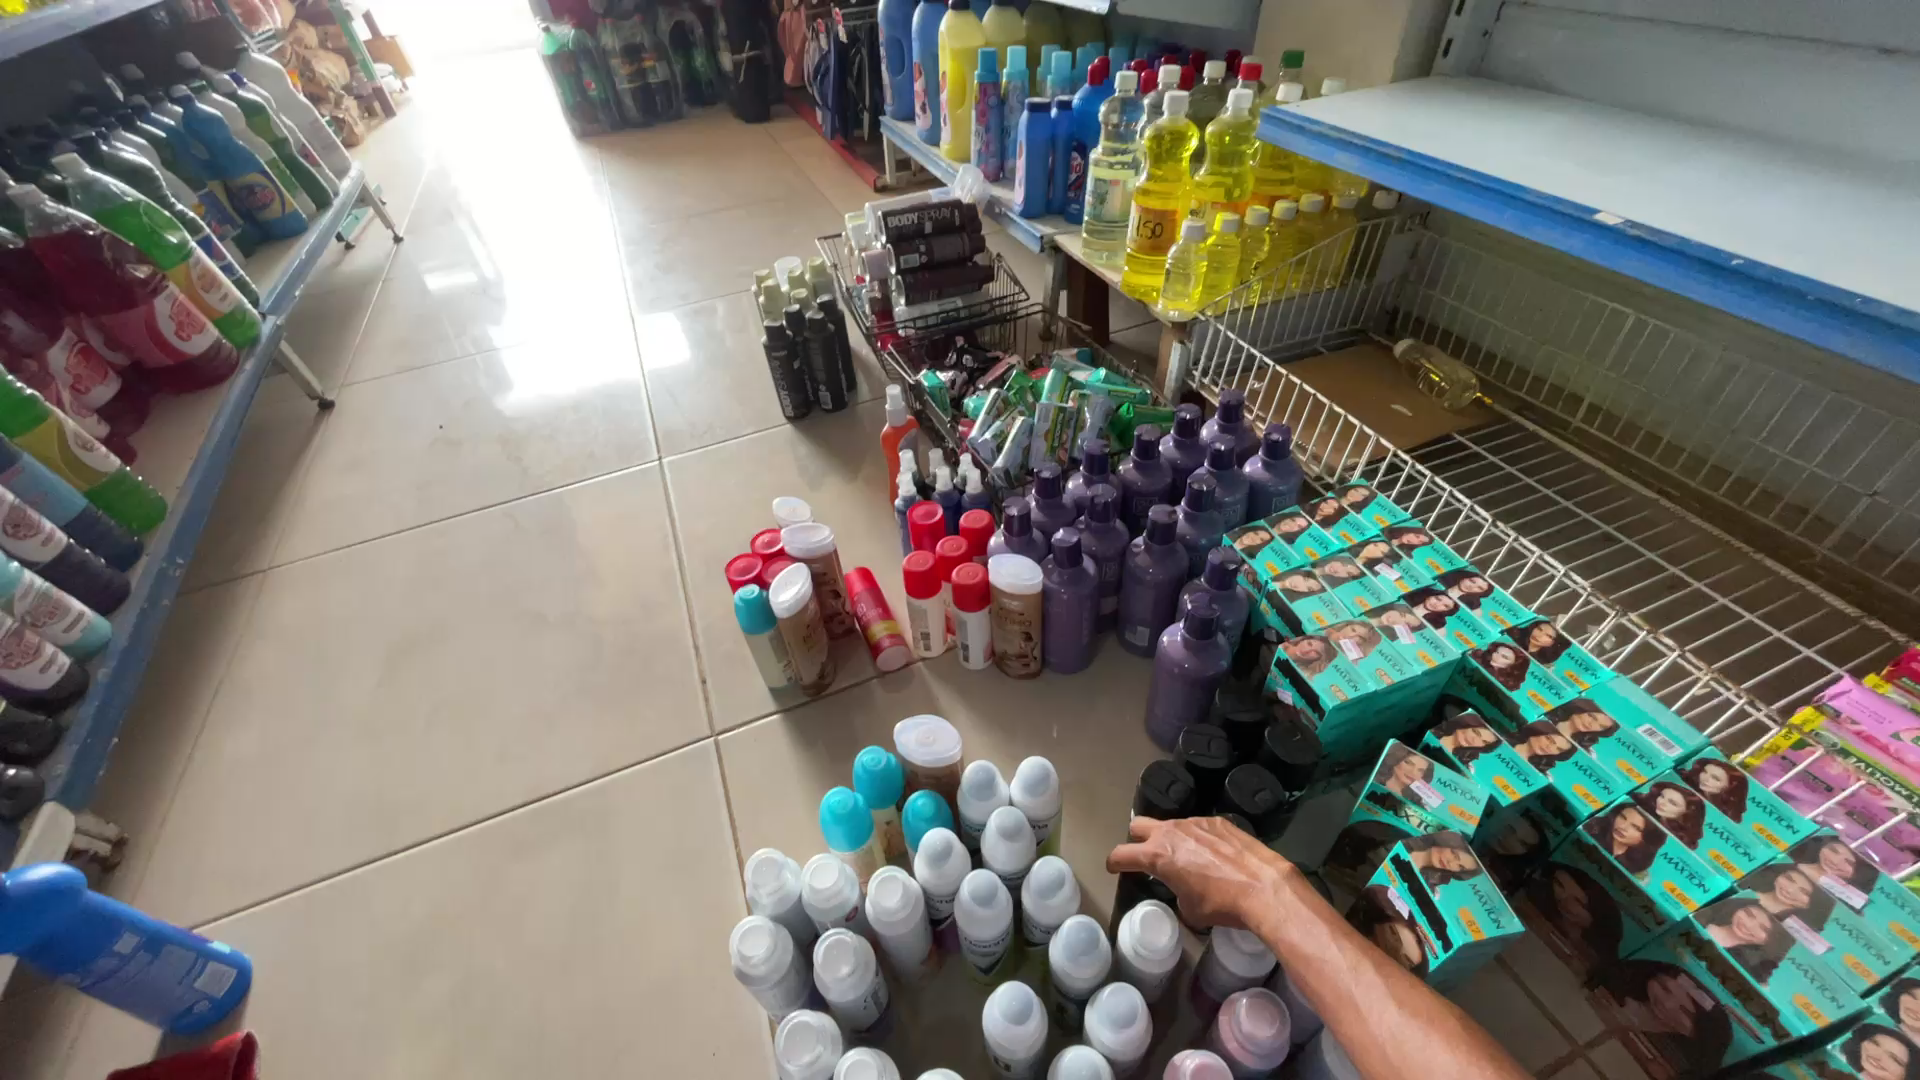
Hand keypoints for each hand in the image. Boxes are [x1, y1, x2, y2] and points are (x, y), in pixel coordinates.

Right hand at [1106, 816, 1297, 931]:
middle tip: (1148, 857)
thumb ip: (1177, 896)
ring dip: (1171, 839)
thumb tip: (1184, 893)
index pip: (1121, 854)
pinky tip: (1215, 855)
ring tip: (1187, 857)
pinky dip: (1198, 838)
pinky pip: (1198, 826)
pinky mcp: (1217, 820)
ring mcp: (1194, 822)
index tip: (1114, 867)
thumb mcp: (1191, 911)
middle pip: (1138, 826)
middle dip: (1138, 840)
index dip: (1114, 862)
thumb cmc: (1222, 904)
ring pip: (1170, 824)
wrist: (1264, 887)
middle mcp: (1170, 832)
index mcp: (1157, 855)